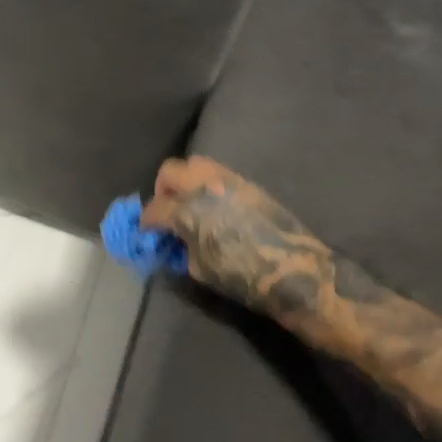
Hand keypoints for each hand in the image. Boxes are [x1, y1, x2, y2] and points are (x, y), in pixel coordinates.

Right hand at [141, 156, 340, 320]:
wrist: (294, 271)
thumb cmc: (243, 277)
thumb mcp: (200, 269)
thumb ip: (183, 247)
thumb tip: (178, 239)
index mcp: (190, 210)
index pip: (156, 208)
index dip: (147, 221)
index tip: (147, 231)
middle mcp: (206, 187)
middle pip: (171, 171)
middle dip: (163, 189)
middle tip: (166, 210)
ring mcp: (230, 181)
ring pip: (196, 165)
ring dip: (186, 182)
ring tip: (190, 204)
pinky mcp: (249, 184)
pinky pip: (219, 174)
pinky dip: (208, 185)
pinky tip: (214, 207)